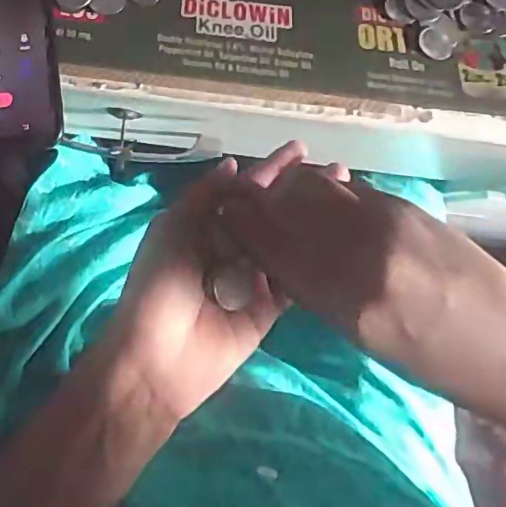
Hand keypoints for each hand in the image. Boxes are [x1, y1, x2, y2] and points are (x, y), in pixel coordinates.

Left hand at [97, 143, 324, 422]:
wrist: (158, 356)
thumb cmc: (158, 284)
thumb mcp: (172, 228)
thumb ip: (203, 196)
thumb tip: (234, 164)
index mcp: (204, 223)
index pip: (244, 189)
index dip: (271, 169)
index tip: (300, 150)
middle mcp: (230, 245)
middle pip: (270, 212)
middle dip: (299, 192)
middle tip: (337, 170)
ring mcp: (251, 277)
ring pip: (286, 242)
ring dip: (313, 222)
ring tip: (347, 199)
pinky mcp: (268, 310)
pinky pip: (292, 281)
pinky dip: (312, 261)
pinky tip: (340, 241)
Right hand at [217, 167, 505, 455]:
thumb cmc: (441, 364)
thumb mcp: (365, 338)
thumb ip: (316, 290)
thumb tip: (277, 253)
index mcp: (349, 299)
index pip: (273, 244)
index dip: (241, 222)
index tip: (220, 212)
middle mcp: (363, 250)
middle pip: (287, 204)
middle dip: (257, 199)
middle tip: (241, 202)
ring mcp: (387, 219)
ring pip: (315, 186)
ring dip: (287, 188)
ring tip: (277, 199)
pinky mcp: (405, 205)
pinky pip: (345, 188)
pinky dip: (321, 189)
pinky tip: (319, 202)